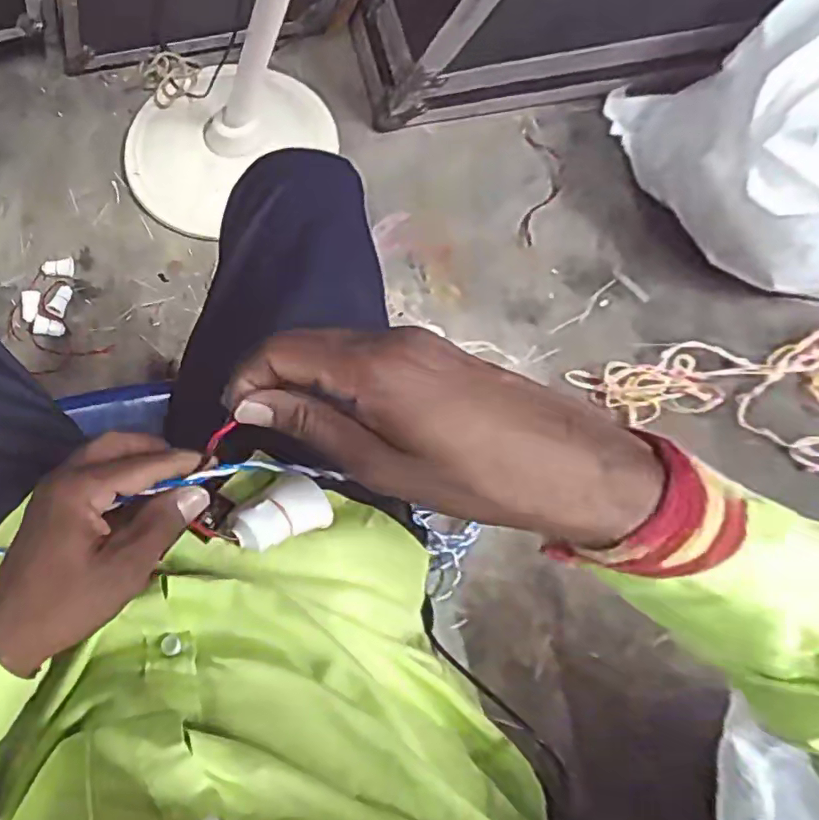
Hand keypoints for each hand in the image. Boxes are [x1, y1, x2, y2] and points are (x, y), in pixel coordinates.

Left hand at [0, 434, 209, 676]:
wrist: (10, 627)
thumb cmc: (68, 602)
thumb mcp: (123, 569)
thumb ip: (159, 525)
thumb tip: (194, 492)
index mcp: (79, 488)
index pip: (137, 464)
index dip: (176, 462)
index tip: (210, 461)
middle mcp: (63, 476)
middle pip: (114, 445)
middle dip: (153, 450)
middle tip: (189, 465)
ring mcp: (54, 487)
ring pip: (100, 456)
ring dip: (135, 460)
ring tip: (171, 477)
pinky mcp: (52, 501)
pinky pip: (89, 473)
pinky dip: (118, 476)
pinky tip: (140, 495)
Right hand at [224, 327, 662, 544]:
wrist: (582, 469)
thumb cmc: (476, 480)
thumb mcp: (382, 465)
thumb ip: (311, 425)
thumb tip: (250, 403)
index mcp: (371, 367)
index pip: (281, 350)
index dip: (247, 377)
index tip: (236, 413)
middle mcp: (387, 339)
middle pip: (301, 340)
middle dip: (267, 374)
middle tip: (256, 418)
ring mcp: (412, 339)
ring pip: (330, 343)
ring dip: (298, 373)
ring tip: (292, 417)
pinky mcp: (429, 348)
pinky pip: (360, 349)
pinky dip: (331, 371)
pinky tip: (337, 406)